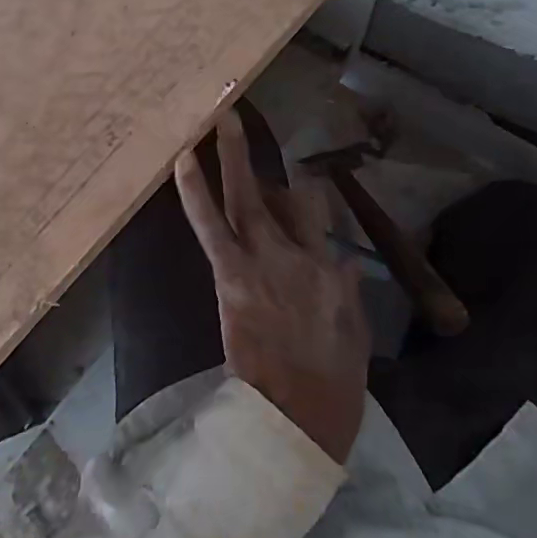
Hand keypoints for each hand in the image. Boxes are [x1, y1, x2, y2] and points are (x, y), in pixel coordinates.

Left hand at [174, 111, 370, 463]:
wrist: (299, 418)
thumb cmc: (332, 384)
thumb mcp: (353, 334)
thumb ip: (345, 293)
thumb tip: (342, 267)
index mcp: (331, 270)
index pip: (316, 214)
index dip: (301, 195)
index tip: (286, 187)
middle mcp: (301, 255)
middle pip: (279, 195)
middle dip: (251, 156)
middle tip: (233, 119)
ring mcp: (265, 261)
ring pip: (243, 200)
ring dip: (229, 158)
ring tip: (215, 122)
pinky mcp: (233, 275)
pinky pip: (212, 226)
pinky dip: (196, 192)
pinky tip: (184, 161)